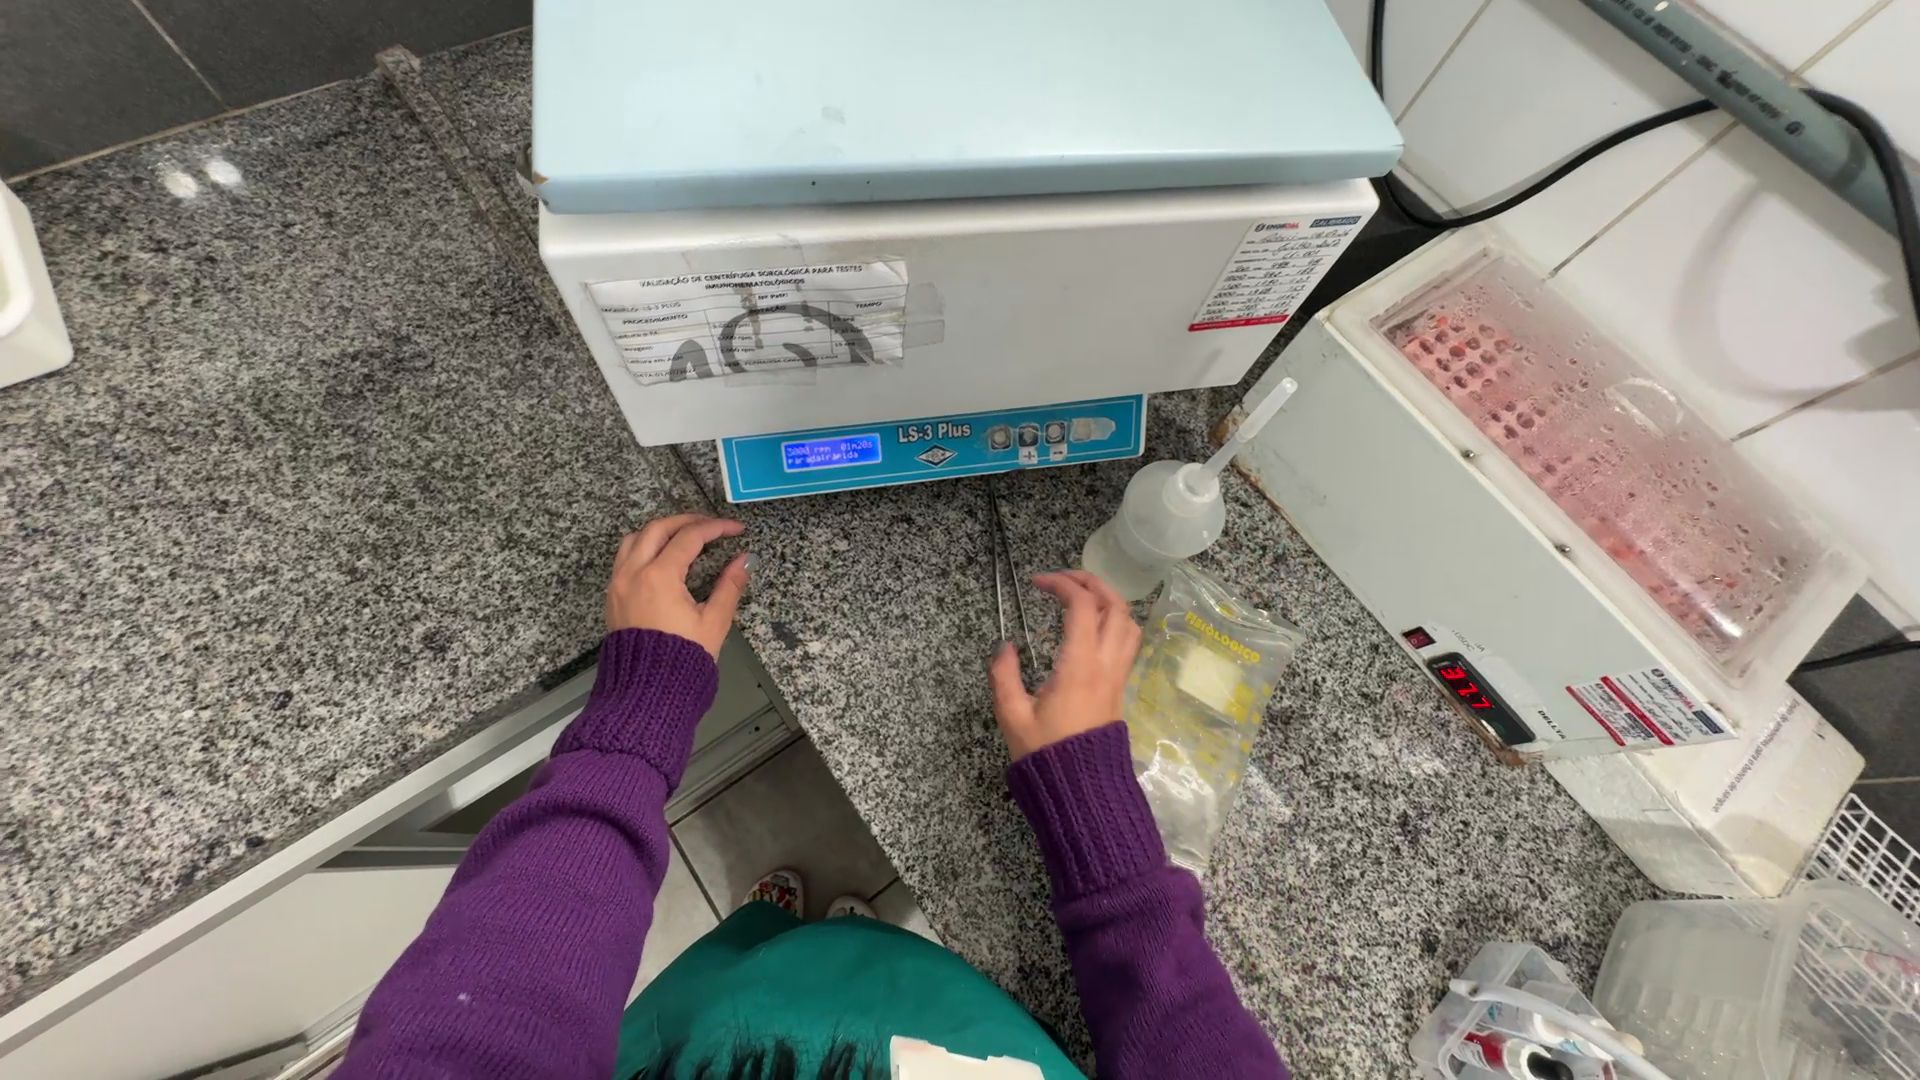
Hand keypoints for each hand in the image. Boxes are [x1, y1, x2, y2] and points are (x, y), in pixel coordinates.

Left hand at [605, 514, 749, 659]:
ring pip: (635, 539)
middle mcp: (633, 574)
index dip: (716, 528)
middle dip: (687, 521)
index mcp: (660, 577)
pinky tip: (663, 557)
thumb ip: (730, 585)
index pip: (690, 537)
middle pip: (658, 528)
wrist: (646, 692)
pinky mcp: (613, 596)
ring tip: (685, 536)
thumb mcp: (714, 621)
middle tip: (712, 525)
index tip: (736, 529)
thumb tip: (745, 560)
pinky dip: (644, 547)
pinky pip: (624, 558)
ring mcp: (618, 584)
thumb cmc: (682, 658)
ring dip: (661, 531)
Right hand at [989, 570, 1142, 760]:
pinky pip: (1128, 642)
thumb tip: (1003, 646)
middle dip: (1091, 582)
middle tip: (1063, 579)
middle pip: (1116, 605)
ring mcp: (1118, 676)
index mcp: (1079, 666)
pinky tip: (1092, 627)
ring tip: (1081, 597)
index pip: (1082, 606)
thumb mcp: (1012, 717)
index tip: (1037, 582)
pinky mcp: (1120, 688)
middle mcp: (1106, 665)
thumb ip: (1004, 676)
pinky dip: (1114, 621)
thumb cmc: (1046, 755)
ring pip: (1129, 623)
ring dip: (1108, 600)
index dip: (1062, 584)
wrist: (1083, 792)